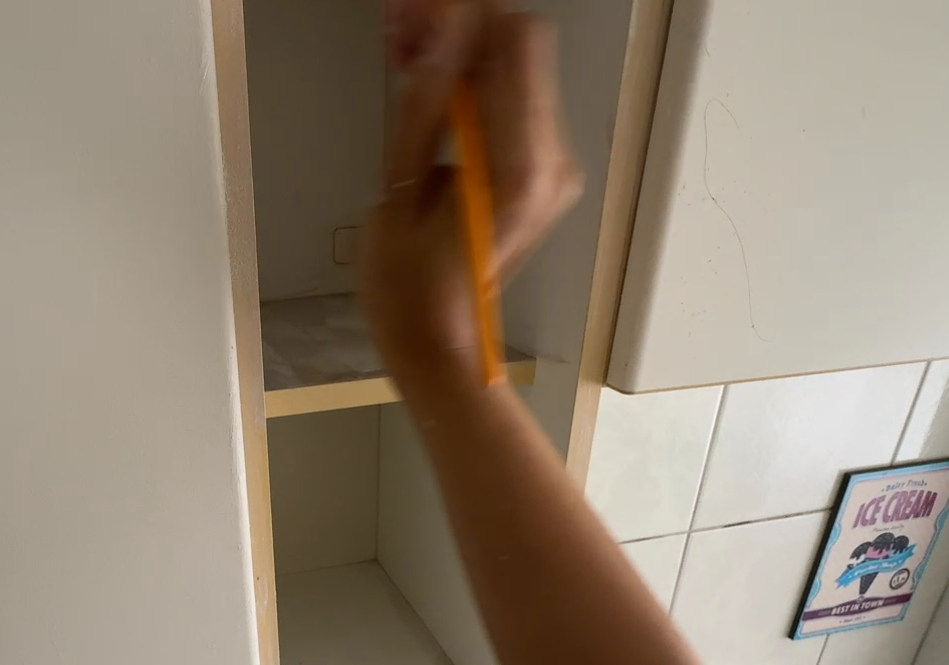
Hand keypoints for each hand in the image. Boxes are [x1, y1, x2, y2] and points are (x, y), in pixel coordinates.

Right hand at [361, 0, 582, 393]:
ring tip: (401, 47)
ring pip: (514, 73)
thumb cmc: (408, 293)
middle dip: (458, 26)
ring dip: (461, 51)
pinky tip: (427, 82)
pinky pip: (511, 107)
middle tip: (396, 25)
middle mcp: (553, 162)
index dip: (462, 14)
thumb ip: (424, 111)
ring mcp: (551, 170)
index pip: (514, 45)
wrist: (437, 346)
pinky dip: (471, 85)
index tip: (409, 12)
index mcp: (521, 170)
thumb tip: (436, 37)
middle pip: (519, 51)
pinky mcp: (538, 176)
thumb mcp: (400, 200)